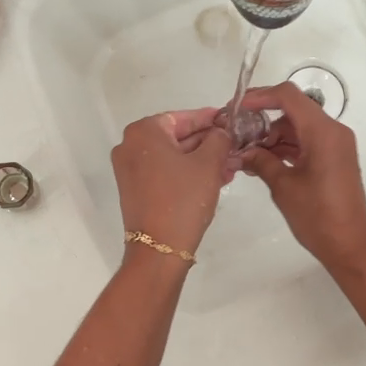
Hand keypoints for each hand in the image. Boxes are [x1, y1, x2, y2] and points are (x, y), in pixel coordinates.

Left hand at [111, 108, 233, 260]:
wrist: (159, 247)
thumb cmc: (184, 199)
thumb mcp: (208, 164)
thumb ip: (218, 139)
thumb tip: (221, 132)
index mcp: (144, 131)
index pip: (183, 117)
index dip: (210, 119)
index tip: (231, 121)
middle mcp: (130, 145)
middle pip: (177, 137)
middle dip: (208, 143)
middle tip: (235, 147)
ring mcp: (129, 169)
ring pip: (173, 157)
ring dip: (201, 160)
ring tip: (230, 167)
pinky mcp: (135, 189)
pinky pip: (165, 172)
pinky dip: (187, 173)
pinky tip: (214, 178)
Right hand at [237, 83, 365, 269]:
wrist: (349, 246)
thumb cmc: (317, 216)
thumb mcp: (283, 186)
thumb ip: (261, 161)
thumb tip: (242, 151)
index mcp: (323, 132)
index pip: (288, 96)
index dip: (260, 97)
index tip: (236, 108)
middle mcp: (333, 132)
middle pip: (293, 111)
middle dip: (264, 121)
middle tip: (238, 138)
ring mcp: (336, 146)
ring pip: (299, 128)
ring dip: (273, 138)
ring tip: (247, 157)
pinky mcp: (335, 160)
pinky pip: (307, 143)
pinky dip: (286, 149)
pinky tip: (264, 164)